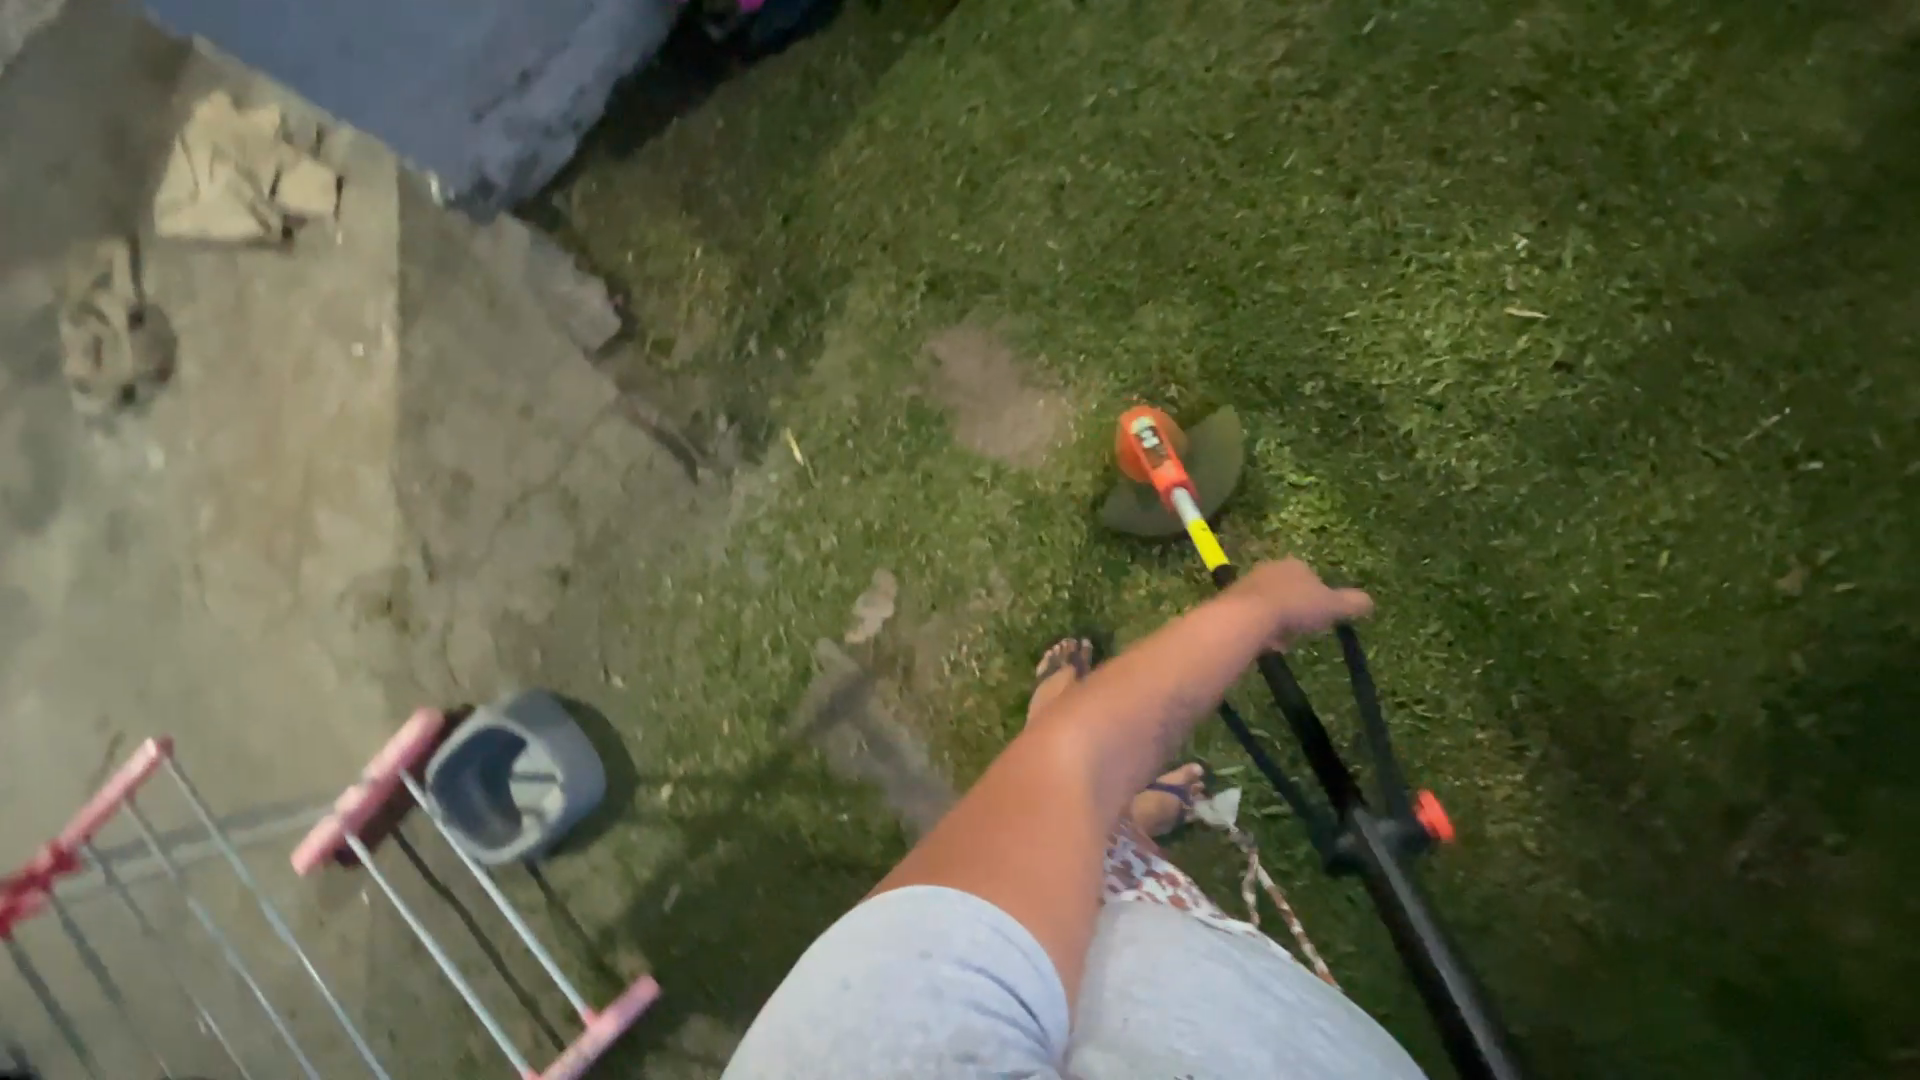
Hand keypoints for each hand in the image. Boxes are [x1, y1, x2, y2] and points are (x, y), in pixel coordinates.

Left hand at [1235, 559, 1373, 648]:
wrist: (1247, 615)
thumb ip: (1351, 603)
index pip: (1311, 578)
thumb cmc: (1295, 606)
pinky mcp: (1230, 602)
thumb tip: (1369, 602)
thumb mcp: (1332, 606)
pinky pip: (1252, 618)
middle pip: (1288, 592)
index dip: (1318, 599)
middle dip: (1296, 612)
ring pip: (1270, 605)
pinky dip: (1261, 630)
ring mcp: (1246, 584)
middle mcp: (1268, 568)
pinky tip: (1265, 644)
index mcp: (1293, 565)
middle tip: (1301, 631)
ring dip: (1278, 624)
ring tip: (1282, 642)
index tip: (1321, 617)